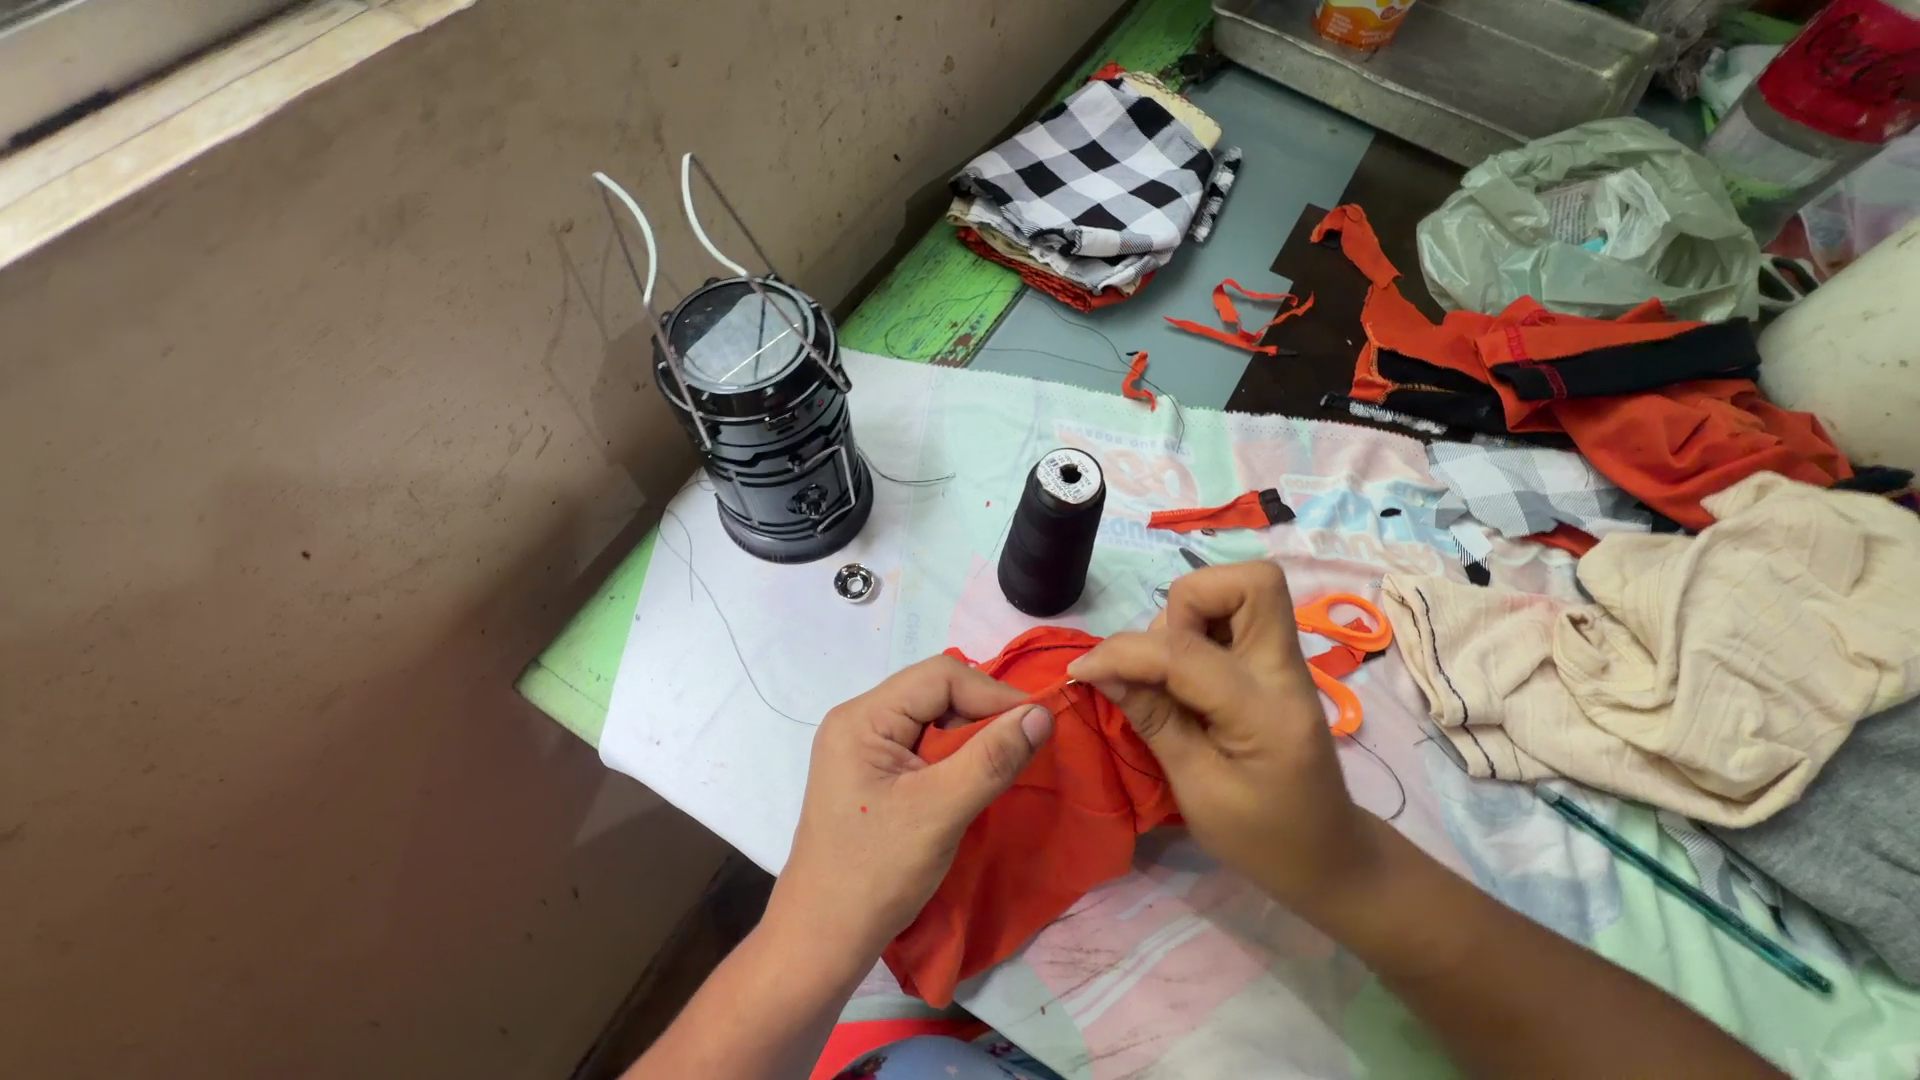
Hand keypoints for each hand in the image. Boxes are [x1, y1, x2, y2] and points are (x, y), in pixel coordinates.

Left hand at [770, 656, 1054, 962]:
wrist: (822, 940)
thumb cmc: (875, 874)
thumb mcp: (940, 812)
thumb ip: (992, 758)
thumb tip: (1042, 713)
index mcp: (862, 718)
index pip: (939, 676)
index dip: (992, 694)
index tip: (1036, 725)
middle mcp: (858, 720)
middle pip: (935, 692)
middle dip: (982, 714)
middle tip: (1023, 746)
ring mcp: (862, 748)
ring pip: (932, 719)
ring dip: (971, 738)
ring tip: (1002, 765)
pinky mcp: (871, 774)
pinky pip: (922, 746)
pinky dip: (954, 757)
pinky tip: (973, 780)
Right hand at [1065, 561, 1383, 916]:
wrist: (1328, 857)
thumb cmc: (1261, 839)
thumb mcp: (1197, 790)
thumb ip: (1153, 720)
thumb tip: (1101, 671)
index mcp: (1265, 712)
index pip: (1186, 652)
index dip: (1125, 653)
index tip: (1085, 672)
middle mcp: (1284, 671)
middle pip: (1250, 583)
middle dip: (1185, 602)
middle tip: (1157, 658)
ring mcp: (1286, 664)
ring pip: (1244, 590)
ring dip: (1190, 615)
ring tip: (1168, 676)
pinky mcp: (1277, 665)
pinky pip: (1239, 614)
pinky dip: (1201, 626)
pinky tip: (1185, 674)